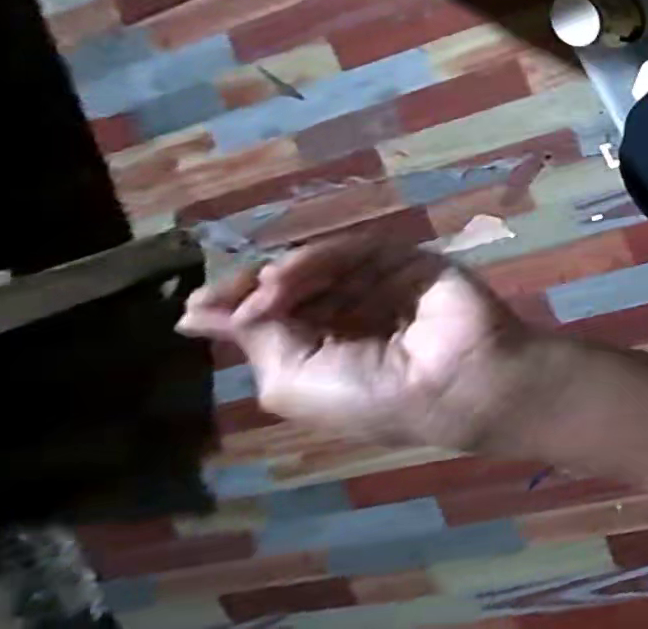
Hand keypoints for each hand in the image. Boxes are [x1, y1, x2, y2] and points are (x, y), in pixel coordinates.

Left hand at [176, 236, 530, 448]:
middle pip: (301, 284)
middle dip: (258, 287)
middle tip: (223, 294)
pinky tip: (288, 274)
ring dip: (287, 272)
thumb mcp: (291, 380)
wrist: (451, 380)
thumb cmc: (369, 397)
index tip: (199, 306)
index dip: (242, 307)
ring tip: (263, 287)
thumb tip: (196, 314)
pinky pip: (359, 250)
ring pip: (327, 264)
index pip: (283, 315)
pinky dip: (318, 257)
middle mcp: (357, 312)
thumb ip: (255, 337)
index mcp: (333, 348)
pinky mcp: (411, 260)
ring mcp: (386, 283)